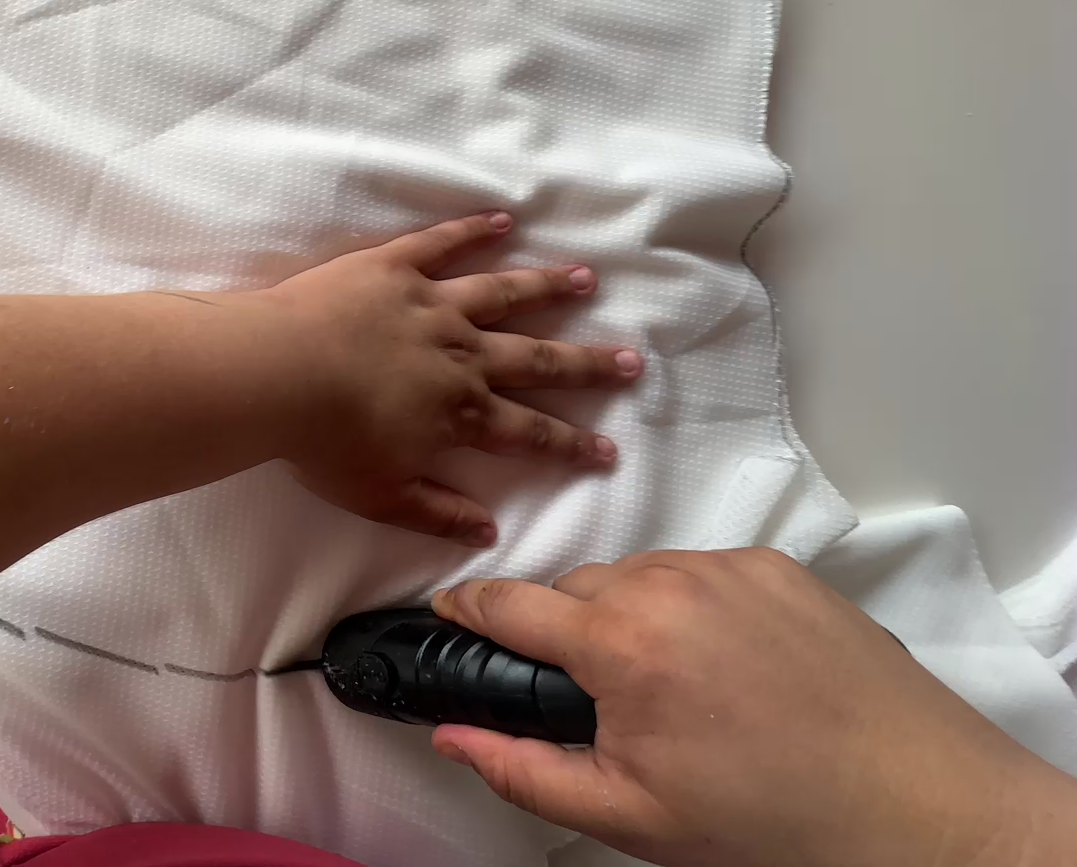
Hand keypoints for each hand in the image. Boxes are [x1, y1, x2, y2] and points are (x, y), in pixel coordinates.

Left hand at [246, 211, 640, 545]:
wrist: (276, 375)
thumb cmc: (321, 440)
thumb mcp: (378, 495)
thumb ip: (436, 512)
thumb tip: (488, 531)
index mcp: (456, 411)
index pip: (526, 433)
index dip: (569, 444)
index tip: (608, 450)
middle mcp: (458, 354)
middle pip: (533, 359)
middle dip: (584, 364)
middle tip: (631, 360)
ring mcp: (429, 304)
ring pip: (502, 294)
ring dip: (545, 288)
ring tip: (586, 279)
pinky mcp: (393, 268)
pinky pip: (440, 244)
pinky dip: (470, 230)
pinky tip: (500, 218)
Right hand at [430, 549, 1076, 866]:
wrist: (942, 825)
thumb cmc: (778, 826)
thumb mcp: (632, 817)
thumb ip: (521, 771)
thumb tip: (447, 735)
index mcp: (617, 643)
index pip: (504, 602)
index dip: (466, 607)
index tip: (449, 611)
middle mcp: (660, 584)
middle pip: (570, 588)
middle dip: (567, 628)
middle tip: (604, 689)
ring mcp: (720, 566)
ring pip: (628, 574)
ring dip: (625, 611)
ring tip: (672, 673)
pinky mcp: (770, 564)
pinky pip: (692, 569)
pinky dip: (687, 601)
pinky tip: (726, 654)